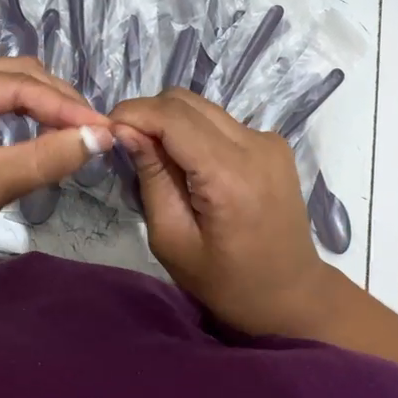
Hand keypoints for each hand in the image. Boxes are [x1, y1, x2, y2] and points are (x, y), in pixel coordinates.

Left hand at [0, 59, 112, 256]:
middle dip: (59, 99)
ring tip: (80, 130)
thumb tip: (101, 137)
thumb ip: (47, 157)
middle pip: (19, 75)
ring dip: (49, 104)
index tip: (104, 127)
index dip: (64, 104)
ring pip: (15, 86)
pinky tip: (54, 130)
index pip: (19, 85)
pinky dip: (33, 114)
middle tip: (95, 129)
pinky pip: (5, 103)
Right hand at [110, 89, 334, 336]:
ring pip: (202, 106)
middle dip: (148, 114)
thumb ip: (151, 177)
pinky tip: (189, 163)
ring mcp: (268, 141)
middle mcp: (254, 146)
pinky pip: (220, 120)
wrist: (290, 295)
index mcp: (229, 176)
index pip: (171, 117)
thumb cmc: (225, 282)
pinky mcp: (273, 144)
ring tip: (155, 155)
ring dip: (170, 121)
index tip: (107, 129)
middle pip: (185, 102)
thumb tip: (124, 130)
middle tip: (127, 143)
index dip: (133, 113)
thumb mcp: (172, 239)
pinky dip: (194, 130)